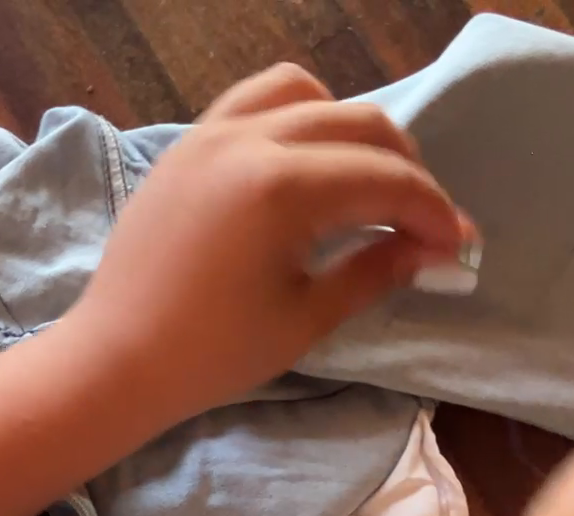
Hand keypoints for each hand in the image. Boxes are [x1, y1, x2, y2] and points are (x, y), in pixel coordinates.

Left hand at [69, 63, 472, 416]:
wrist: (116, 362)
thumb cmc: (209, 356)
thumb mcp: (301, 320)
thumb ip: (371, 272)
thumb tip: (429, 251)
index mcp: (282, 186)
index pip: (385, 180)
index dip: (432, 212)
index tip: (457, 247)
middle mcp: (247, 139)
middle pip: (358, 125)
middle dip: (404, 169)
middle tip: (418, 222)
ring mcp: (207, 135)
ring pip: (304, 95)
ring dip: (349, 130)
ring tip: (359, 182)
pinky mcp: (183, 148)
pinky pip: (251, 104)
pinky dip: (291, 119)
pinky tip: (298, 166)